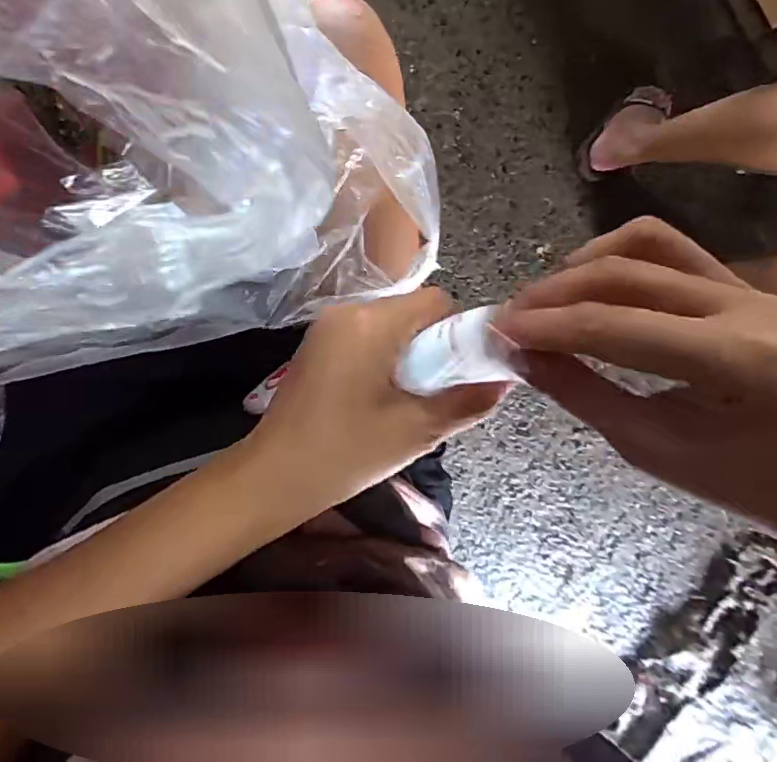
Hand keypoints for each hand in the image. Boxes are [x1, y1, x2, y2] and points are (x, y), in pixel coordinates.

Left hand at [245, 289, 506, 507]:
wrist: (273, 475)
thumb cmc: (345, 452)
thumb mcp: (416, 431)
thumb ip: (467, 401)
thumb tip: (504, 380)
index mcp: (372, 323)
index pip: (436, 301)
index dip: (457, 332)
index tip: (456, 373)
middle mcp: (348, 310)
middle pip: (412, 309)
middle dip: (431, 345)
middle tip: (430, 392)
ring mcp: (327, 324)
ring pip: (389, 322)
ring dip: (407, 352)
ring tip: (403, 399)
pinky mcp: (316, 341)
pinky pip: (365, 333)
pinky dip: (382, 354)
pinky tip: (376, 396)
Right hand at [492, 219, 776, 563]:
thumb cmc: (762, 493)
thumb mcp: (657, 452)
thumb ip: (582, 393)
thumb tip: (519, 353)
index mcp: (746, 363)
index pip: (619, 325)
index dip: (548, 325)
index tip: (496, 330)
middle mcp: (758, 308)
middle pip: (629, 272)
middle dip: (557, 292)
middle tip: (513, 317)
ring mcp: (763, 289)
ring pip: (651, 243)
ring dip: (588, 264)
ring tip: (549, 299)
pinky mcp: (758, 287)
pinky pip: (677, 254)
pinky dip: (624, 263)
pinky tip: (597, 288)